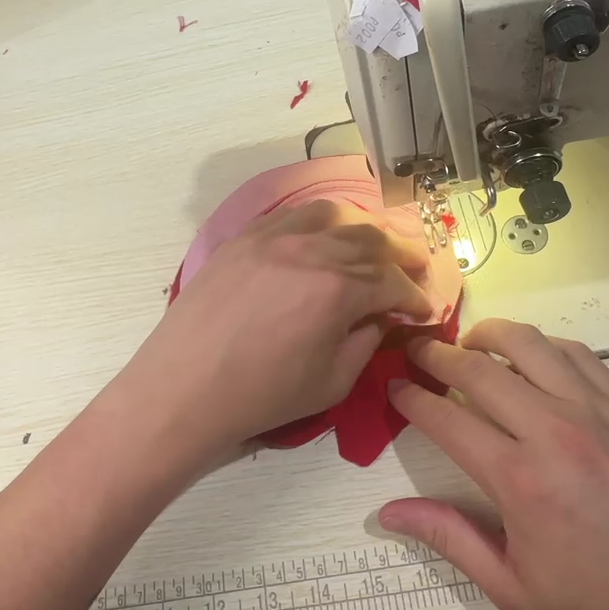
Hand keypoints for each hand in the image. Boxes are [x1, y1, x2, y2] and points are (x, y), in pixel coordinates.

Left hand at [109, 200, 433, 460]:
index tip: (424, 309)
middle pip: (369, 239)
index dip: (415, 295)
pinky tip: (322, 234)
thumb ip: (365, 341)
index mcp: (337, 289)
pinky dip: (317, 220)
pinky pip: (290, 214)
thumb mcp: (331, 382)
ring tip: (372, 242)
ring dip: (360, 227)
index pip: (392, 281)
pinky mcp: (243, 236)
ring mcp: (272, 236)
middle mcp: (310, 250)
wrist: (184, 386)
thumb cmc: (261, 395)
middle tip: (414, 267)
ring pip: (331, 214)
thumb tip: (380, 315)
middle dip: (399, 254)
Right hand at [380, 321, 608, 609]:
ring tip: (469, 345)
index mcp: (520, 480)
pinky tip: (532, 361)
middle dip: (436, 355)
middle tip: (416, 351)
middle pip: (478, 369)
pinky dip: (544, 347)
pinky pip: (578, 354)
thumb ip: (448, 537)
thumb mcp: (512, 586)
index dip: (411, 397)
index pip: (446, 418)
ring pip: (529, 343)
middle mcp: (554, 431)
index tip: (394, 384)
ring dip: (489, 334)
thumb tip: (386, 513)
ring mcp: (596, 412)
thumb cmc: (599, 603)